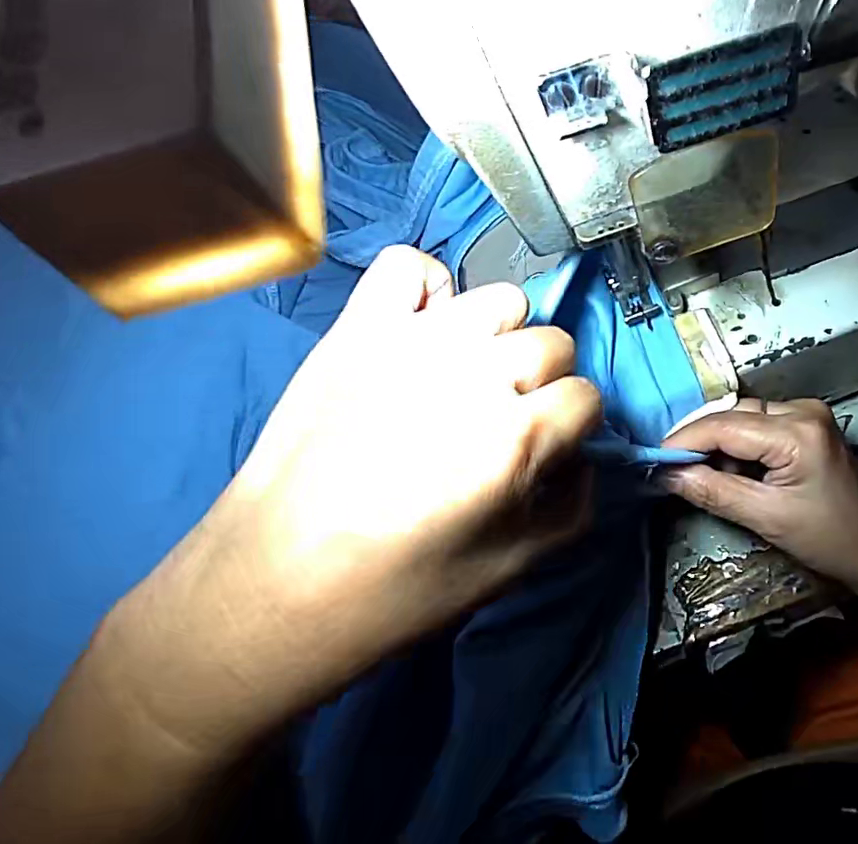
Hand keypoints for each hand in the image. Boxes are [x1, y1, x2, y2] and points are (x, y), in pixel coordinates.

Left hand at [102, 246, 601, 756]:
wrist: (270, 589)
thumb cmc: (398, 591)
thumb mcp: (514, 567)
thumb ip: (575, 504)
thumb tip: (580, 457)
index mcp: (516, 439)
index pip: (587, 398)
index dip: (576, 428)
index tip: (550, 449)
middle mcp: (474, 376)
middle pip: (554, 343)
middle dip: (545, 383)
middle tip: (508, 418)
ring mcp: (413, 342)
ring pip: (501, 299)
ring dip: (500, 336)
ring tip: (469, 374)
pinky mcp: (357, 328)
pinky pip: (410, 266)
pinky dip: (428, 289)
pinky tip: (423, 332)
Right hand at [660, 398, 857, 593]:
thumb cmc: (828, 538)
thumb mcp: (766, 517)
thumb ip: (713, 491)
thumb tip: (667, 475)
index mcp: (797, 432)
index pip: (725, 425)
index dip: (685, 441)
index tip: (653, 458)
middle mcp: (802, 409)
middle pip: (733, 413)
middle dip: (699, 439)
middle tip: (670, 467)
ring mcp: (808, 412)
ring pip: (744, 415)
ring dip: (719, 441)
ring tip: (700, 473)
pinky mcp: (807, 421)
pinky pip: (760, 422)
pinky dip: (739, 442)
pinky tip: (730, 468)